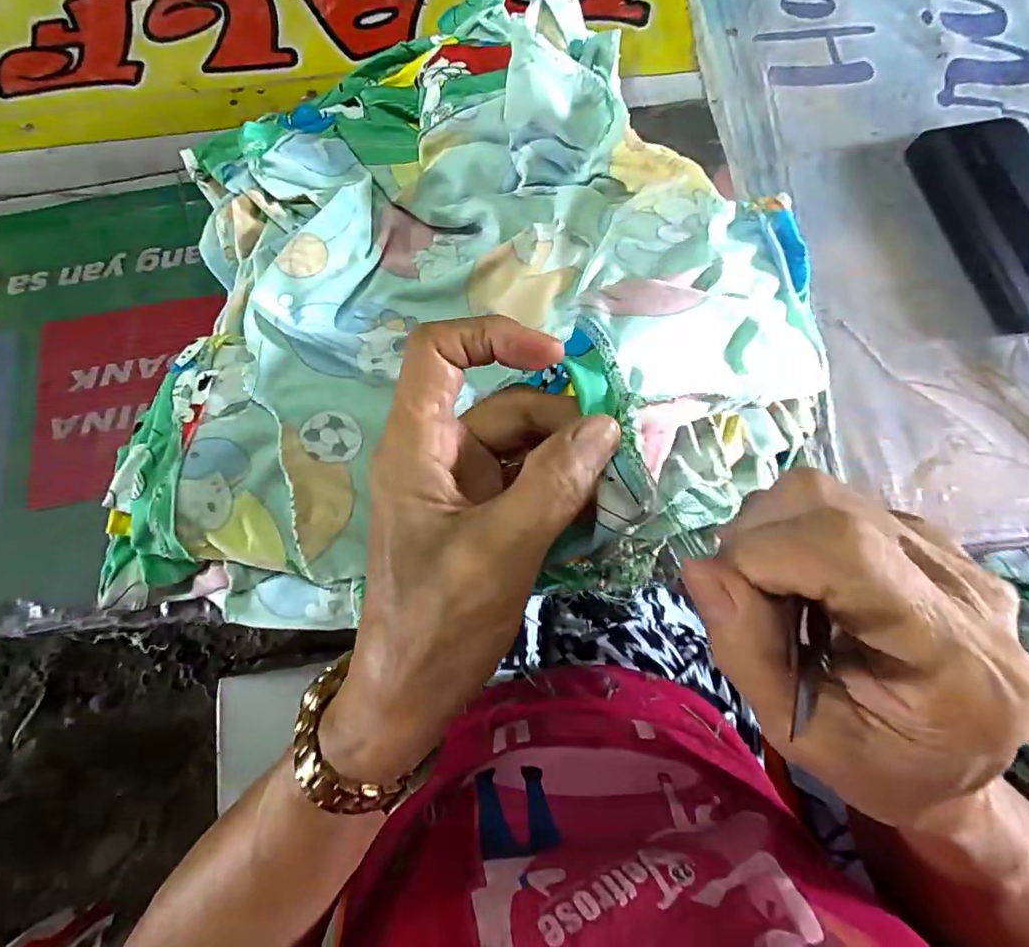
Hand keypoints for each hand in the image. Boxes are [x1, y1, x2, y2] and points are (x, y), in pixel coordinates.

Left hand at [321, 317, 619, 782]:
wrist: (410, 693)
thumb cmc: (437, 624)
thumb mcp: (500, 550)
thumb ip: (553, 485)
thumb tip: (604, 425)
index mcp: (417, 444)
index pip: (438, 352)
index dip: (491, 336)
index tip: (554, 357)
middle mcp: (438, 453)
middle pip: (505, 404)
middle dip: (562, 425)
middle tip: (617, 462)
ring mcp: (462, 485)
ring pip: (525, 444)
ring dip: (571, 461)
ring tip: (613, 494)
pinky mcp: (483, 514)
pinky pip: (529, 481)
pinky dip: (562, 489)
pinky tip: (594, 513)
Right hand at [681, 468, 1028, 827]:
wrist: (951, 767)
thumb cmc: (876, 768)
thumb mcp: (798, 735)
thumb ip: (747, 652)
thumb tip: (697, 566)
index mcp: (956, 660)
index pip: (846, 553)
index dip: (760, 556)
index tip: (724, 597)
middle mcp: (967, 591)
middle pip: (828, 508)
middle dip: (754, 539)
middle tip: (743, 598)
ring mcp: (953, 555)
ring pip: (824, 493)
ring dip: (768, 530)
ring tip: (776, 590)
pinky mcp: (929, 538)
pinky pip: (837, 503)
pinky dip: (792, 530)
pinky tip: (806, 580)